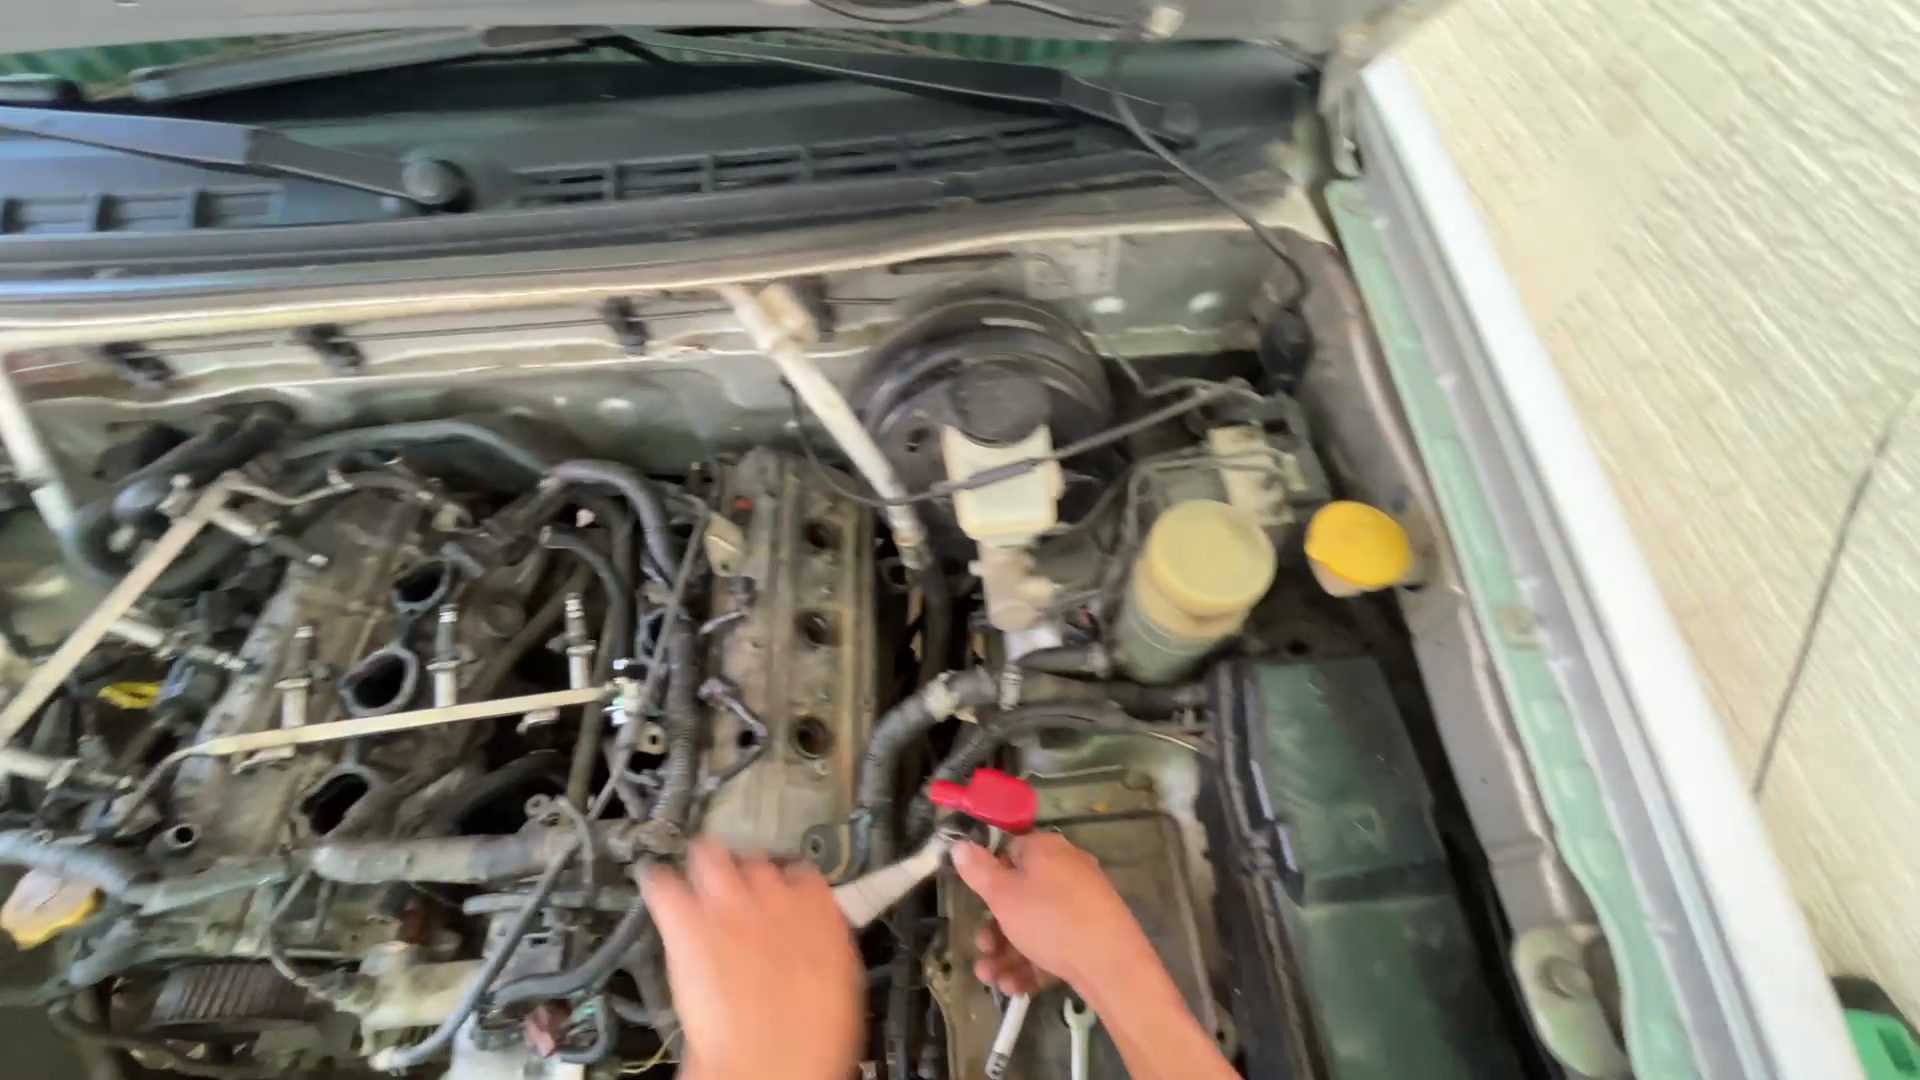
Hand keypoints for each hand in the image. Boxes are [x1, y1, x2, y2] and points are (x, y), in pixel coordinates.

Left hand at [641, 840, 862, 1079]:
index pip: (803, 873)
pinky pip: (666, 890)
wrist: (769, 1063)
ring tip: (698, 870)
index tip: (784, 895)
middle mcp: (772, 896)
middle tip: (738, 887)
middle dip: (746, 872)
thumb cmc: (809, 1039)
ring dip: (705, 864)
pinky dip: (660, 887)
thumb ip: (822, 946)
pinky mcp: (688, 926)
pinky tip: (657, 886)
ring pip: (711, 860)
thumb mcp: (839, 984)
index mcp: (816, 909)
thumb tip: (817, 944)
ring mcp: (728, 907)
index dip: (790, 885)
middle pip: (756, 862)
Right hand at [950, 833, 1157, 997]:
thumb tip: (960, 844)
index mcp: (1045, 849)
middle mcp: (1065, 868)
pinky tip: (1014, 988)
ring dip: (1007, 953)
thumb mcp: (1003, 895)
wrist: (1111, 964)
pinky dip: (1033, 963)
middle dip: (995, 927)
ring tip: (991, 979)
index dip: (989, 874)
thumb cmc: (1050, 919)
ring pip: (1035, 924)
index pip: (1010, 850)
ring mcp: (1082, 902)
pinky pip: (1055, 943)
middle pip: (1020, 894)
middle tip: (982, 949)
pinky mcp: (1091, 934)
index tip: (977, 899)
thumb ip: (978, 870)